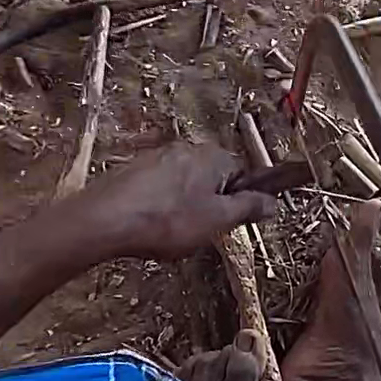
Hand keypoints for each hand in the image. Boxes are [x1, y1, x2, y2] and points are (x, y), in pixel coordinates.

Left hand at [72, 144, 278, 260]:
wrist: (106, 220)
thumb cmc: (169, 220)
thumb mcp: (217, 220)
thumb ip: (248, 208)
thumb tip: (274, 202)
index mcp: (212, 156)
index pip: (241, 172)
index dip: (240, 199)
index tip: (230, 223)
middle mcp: (185, 148)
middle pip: (211, 176)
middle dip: (210, 203)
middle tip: (202, 230)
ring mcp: (156, 157)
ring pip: (183, 183)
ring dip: (184, 205)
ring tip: (172, 232)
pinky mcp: (132, 170)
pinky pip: (158, 187)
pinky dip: (160, 205)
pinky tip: (150, 226)